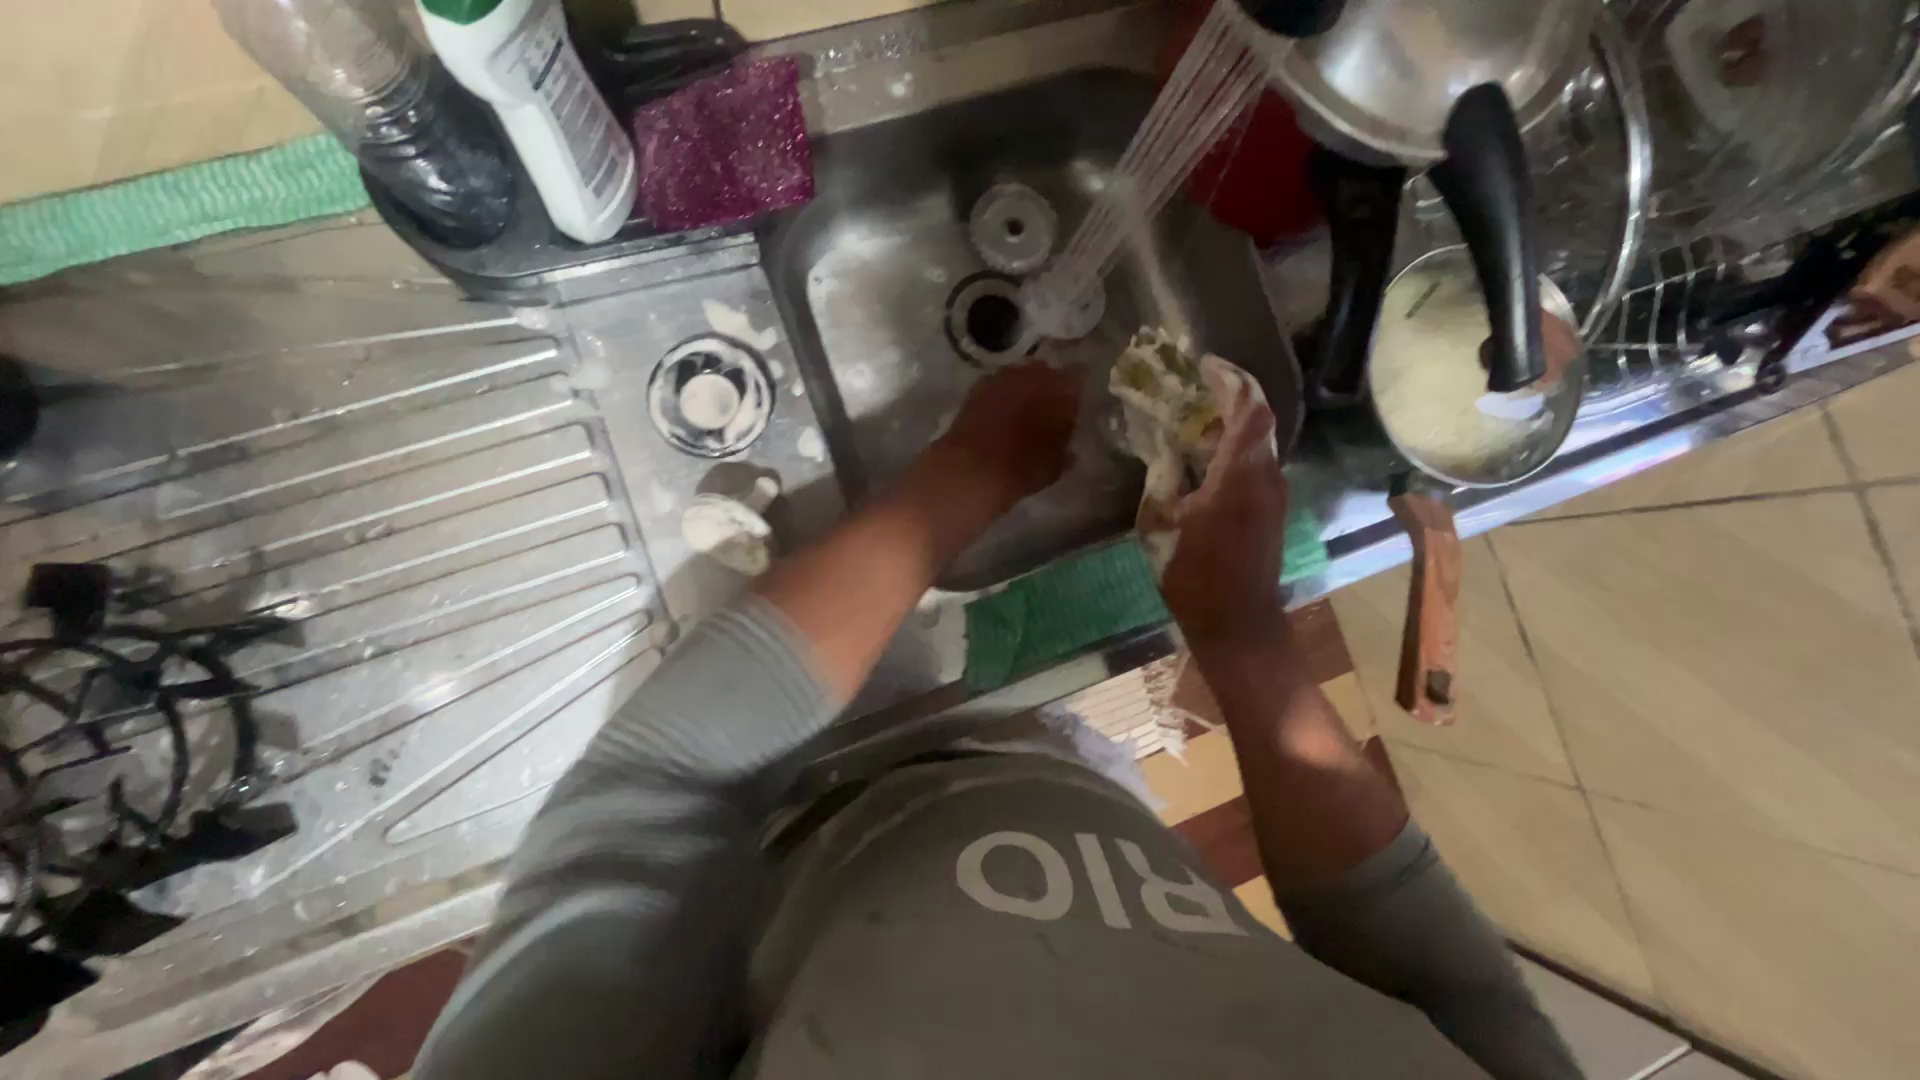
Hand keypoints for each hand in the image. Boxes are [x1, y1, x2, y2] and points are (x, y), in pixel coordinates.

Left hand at [929, 359, 1082, 513]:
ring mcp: (1004, 376)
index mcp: (1063, 388)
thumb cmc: (1025, 468)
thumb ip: (1064, 446)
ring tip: (1019, 409)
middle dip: (1047, 386)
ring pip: (1020, 375)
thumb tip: (1066, 446)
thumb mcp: (1057, 464)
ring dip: (1021, 388)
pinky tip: (997, 412)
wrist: (975, 468)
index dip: (1074, 390)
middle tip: (1045, 408)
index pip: (1078, 376)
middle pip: (1046, 371)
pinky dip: (999, 395)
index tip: (1072, 405)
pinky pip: (997, 384)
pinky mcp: (979, 385)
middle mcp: (1036, 373)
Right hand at [1147, 357, 1290, 642]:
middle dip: (1230, 396)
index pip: (1249, 409)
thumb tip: (1165, 451)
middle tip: (1196, 386)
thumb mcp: (1158, 523)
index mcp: (1238, 475)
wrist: (1237, 623)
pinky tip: (1203, 459)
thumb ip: (1162, 479)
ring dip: (1230, 425)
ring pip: (1258, 443)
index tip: (1206, 363)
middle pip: (1258, 421)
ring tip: (1193, 420)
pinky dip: (1232, 450)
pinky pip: (1255, 466)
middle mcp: (1266, 477)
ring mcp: (1274, 495)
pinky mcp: (1272, 511)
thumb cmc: (1192, 574)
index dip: (1232, 379)